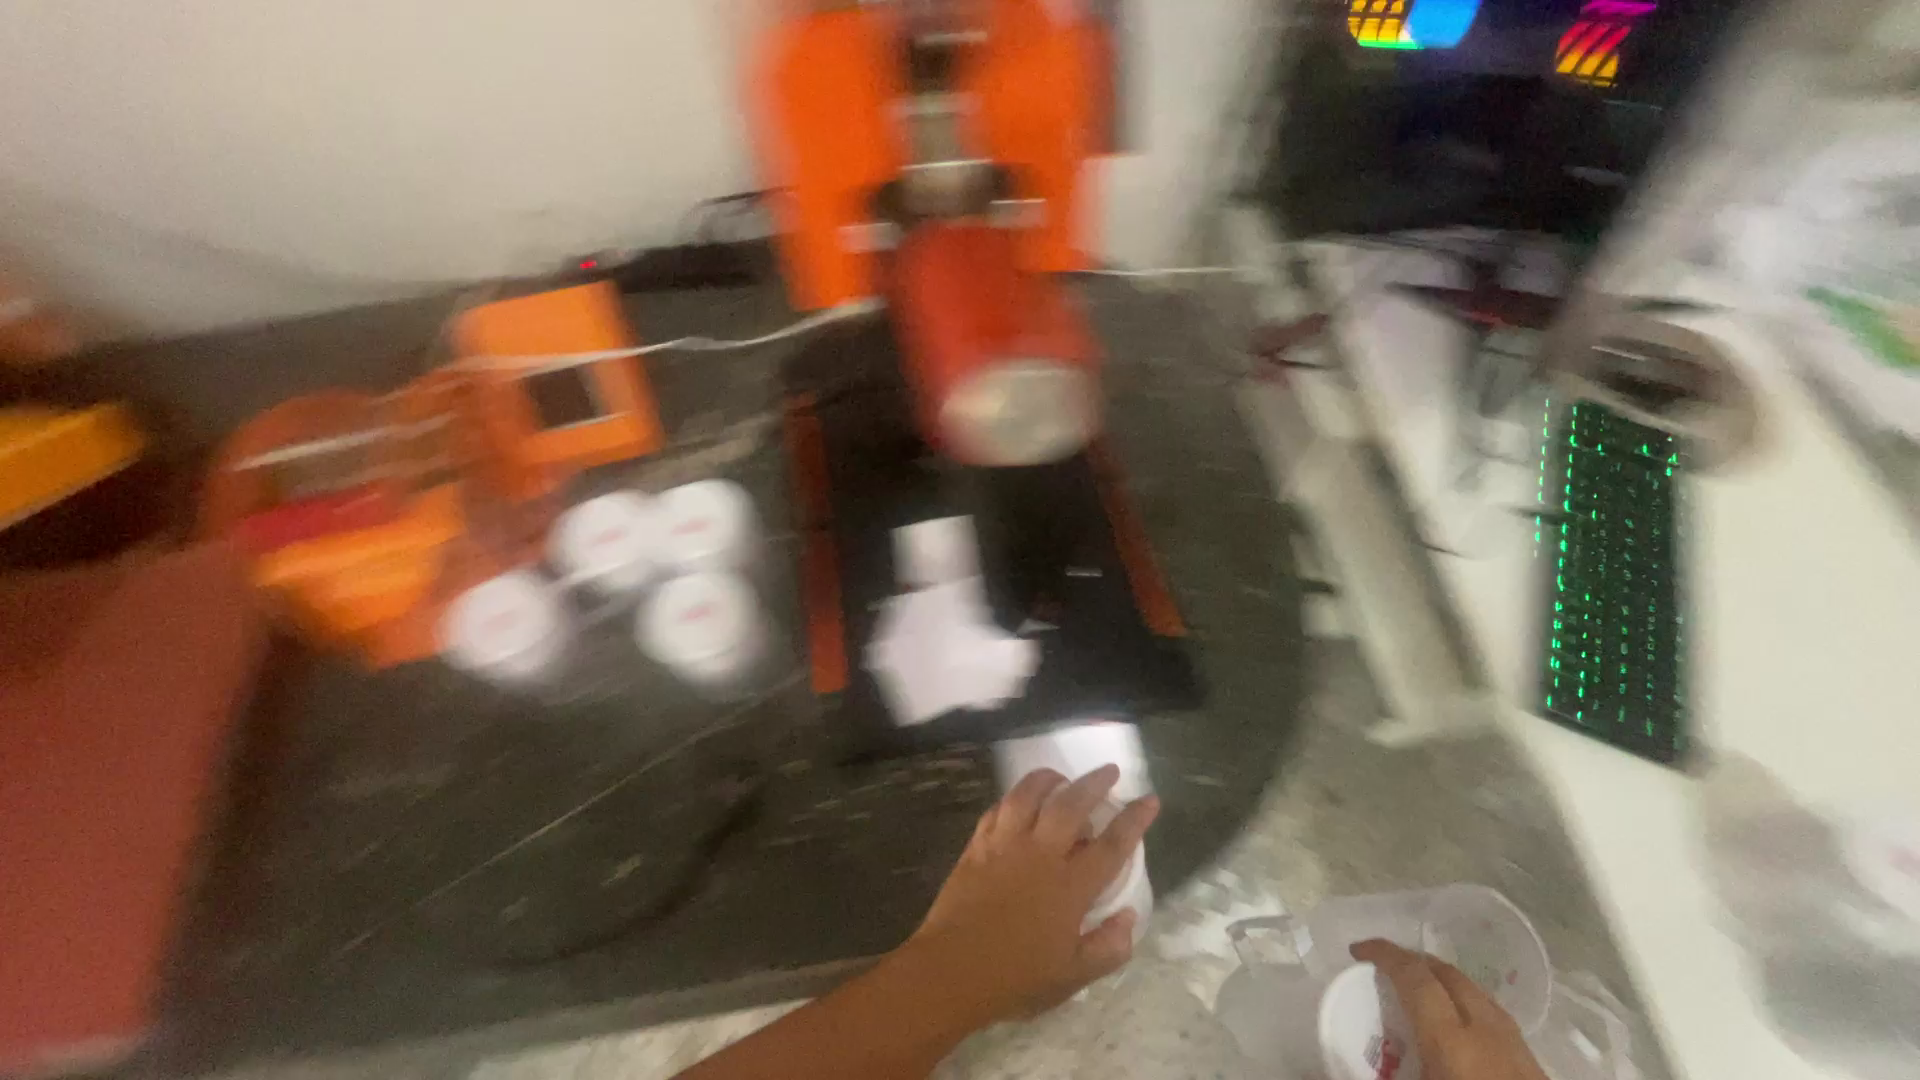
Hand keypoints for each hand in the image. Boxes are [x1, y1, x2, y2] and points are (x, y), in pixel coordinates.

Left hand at [902, 765, 1158, 1026]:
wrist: (952, 969)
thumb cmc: (1016, 976)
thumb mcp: (1072, 976)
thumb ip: (1108, 948)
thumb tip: (1129, 918)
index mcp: (1070, 885)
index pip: (1112, 844)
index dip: (1134, 819)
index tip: (1150, 799)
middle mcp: (1040, 854)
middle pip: (1071, 804)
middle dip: (1094, 783)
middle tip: (1109, 771)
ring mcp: (1005, 844)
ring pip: (1029, 794)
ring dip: (1049, 779)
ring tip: (1061, 776)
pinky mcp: (977, 845)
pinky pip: (998, 809)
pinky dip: (1013, 798)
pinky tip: (1018, 800)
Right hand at [1351, 940, 1548, 1079]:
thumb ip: (1380, 1075)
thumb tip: (1324, 1072)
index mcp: (1450, 1040)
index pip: (1414, 975)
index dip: (1383, 953)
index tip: (1357, 951)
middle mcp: (1485, 1032)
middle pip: (1447, 973)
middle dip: (1413, 961)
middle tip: (1384, 970)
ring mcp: (1517, 1049)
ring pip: (1476, 992)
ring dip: (1442, 981)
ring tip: (1419, 994)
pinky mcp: (1536, 1069)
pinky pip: (1495, 1017)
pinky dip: (1468, 1006)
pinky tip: (1460, 1031)